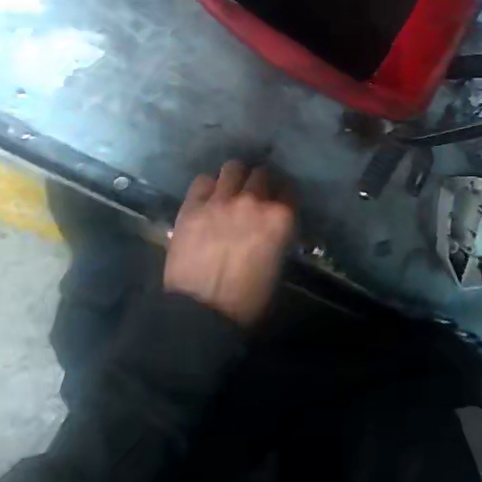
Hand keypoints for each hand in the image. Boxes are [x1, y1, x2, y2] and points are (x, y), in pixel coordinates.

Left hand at [163, 161, 296, 328]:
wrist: (201, 314)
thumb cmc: (247, 299)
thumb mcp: (277, 264)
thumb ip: (278, 235)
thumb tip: (272, 226)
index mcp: (280, 217)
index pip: (288, 189)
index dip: (281, 195)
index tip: (276, 203)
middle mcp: (254, 200)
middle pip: (261, 173)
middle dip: (259, 183)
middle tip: (252, 197)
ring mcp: (221, 200)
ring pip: (232, 167)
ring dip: (234, 178)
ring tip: (229, 191)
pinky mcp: (193, 207)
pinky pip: (202, 181)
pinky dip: (208, 187)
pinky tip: (207, 199)